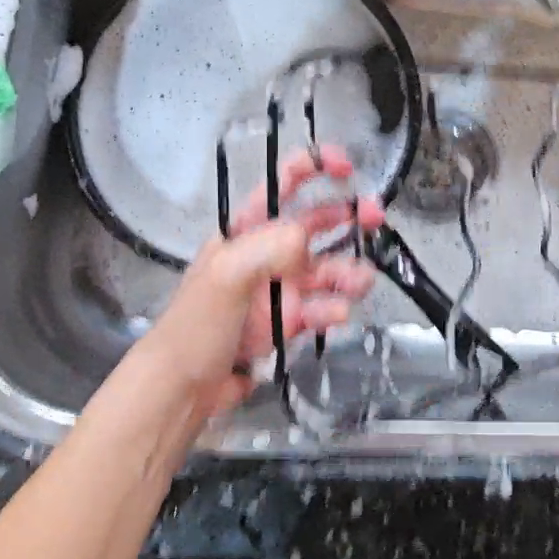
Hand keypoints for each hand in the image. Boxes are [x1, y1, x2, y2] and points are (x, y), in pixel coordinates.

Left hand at [149, 147, 382, 413]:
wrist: (180, 392)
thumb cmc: (195, 325)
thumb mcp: (226, 276)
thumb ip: (268, 248)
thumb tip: (307, 240)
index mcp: (247, 230)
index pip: (283, 183)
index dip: (315, 166)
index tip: (348, 167)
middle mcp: (267, 253)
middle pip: (316, 222)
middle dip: (349, 216)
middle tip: (378, 217)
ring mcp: (280, 289)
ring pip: (329, 267)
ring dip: (350, 270)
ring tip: (361, 282)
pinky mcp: (289, 323)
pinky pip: (323, 307)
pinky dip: (336, 308)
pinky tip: (338, 315)